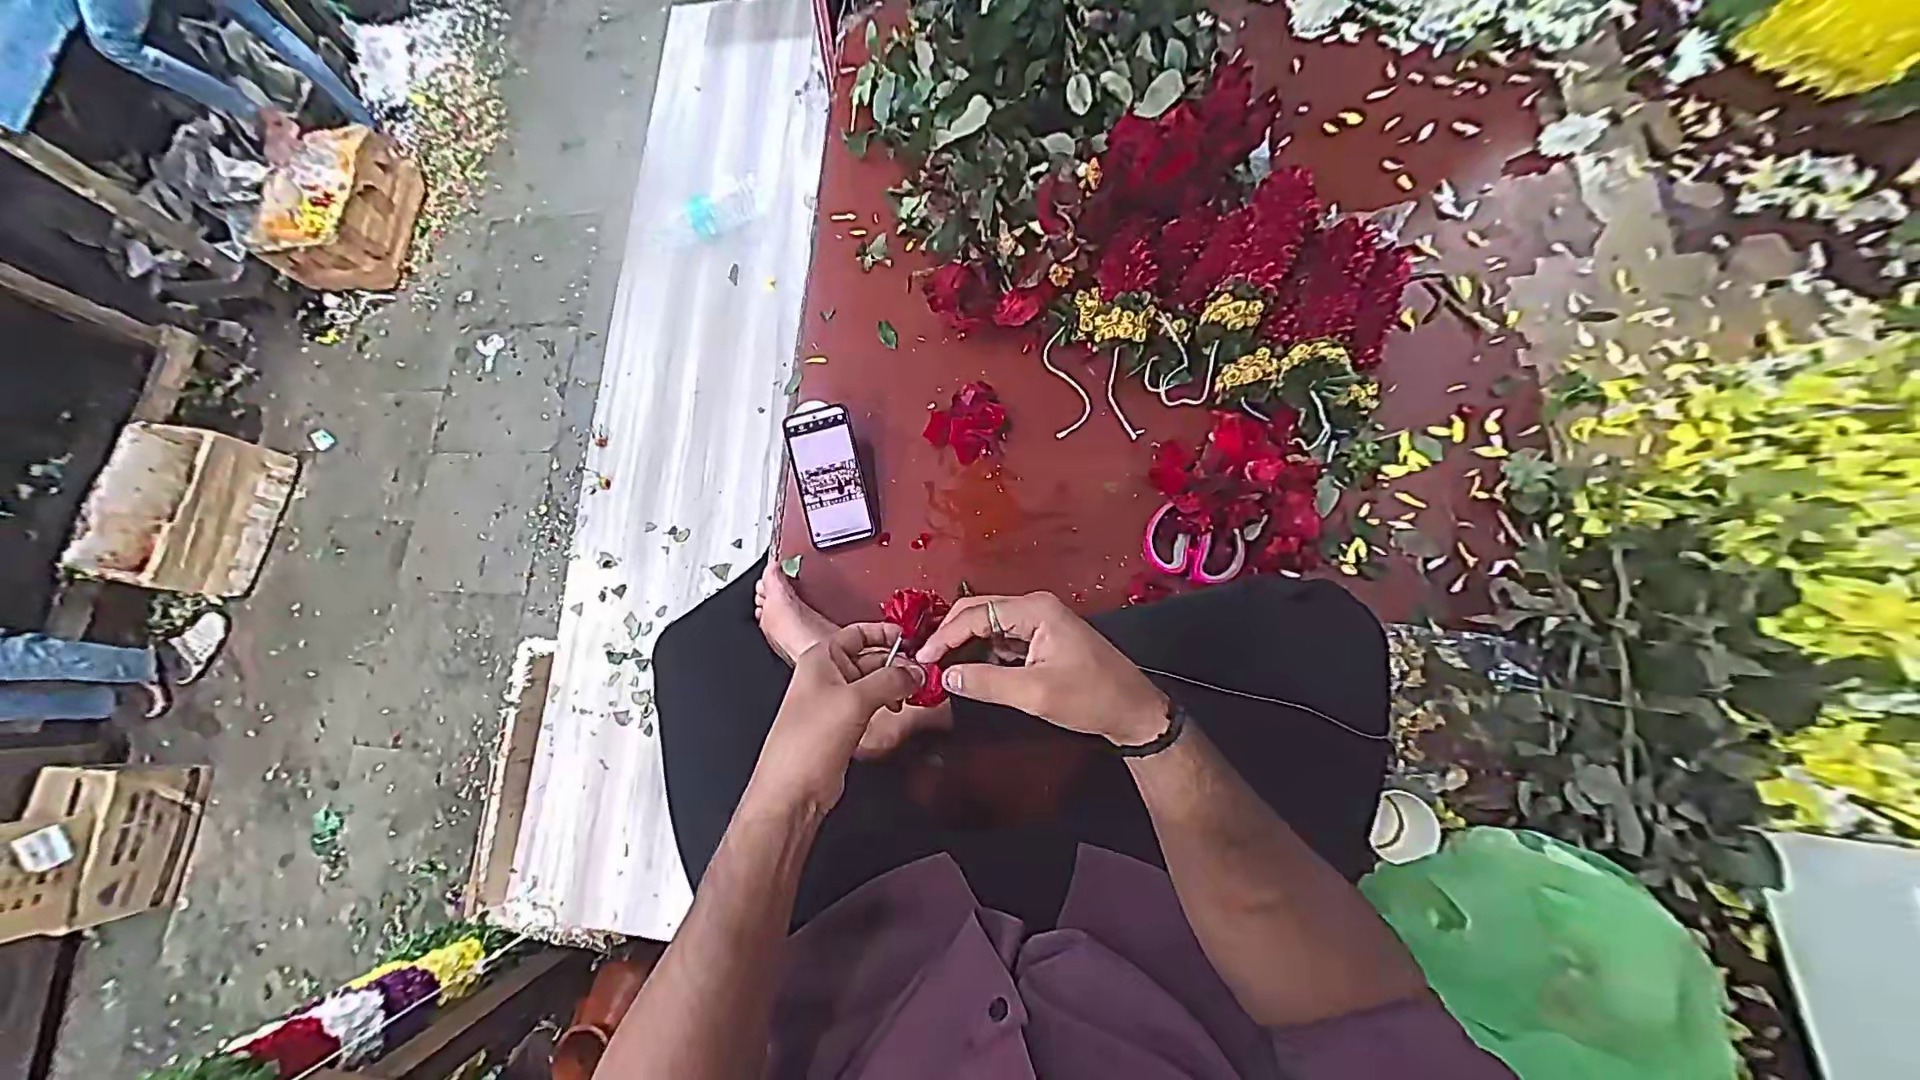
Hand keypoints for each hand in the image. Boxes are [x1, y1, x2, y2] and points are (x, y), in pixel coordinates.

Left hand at [745, 622, 925, 816]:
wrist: (792, 792)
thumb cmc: (805, 744)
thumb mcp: (854, 700)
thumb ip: (890, 680)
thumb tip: (915, 671)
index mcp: (821, 658)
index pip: (859, 632)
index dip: (885, 633)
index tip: (910, 638)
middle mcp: (827, 675)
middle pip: (871, 657)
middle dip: (897, 662)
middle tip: (922, 671)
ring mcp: (836, 700)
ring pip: (875, 681)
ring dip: (896, 684)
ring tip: (915, 691)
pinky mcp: (844, 722)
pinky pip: (873, 702)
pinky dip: (889, 701)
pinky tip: (902, 706)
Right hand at [915, 592, 1167, 746]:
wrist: (1133, 710)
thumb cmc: (1091, 698)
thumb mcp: (1035, 693)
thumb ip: (986, 682)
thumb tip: (947, 676)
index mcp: (1035, 609)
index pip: (976, 614)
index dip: (945, 635)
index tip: (923, 658)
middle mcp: (1035, 607)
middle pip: (980, 611)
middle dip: (951, 634)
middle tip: (927, 660)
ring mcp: (1040, 620)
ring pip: (990, 624)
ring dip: (966, 643)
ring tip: (941, 665)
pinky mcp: (1042, 636)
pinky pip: (1003, 637)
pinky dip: (984, 651)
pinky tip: (970, 668)